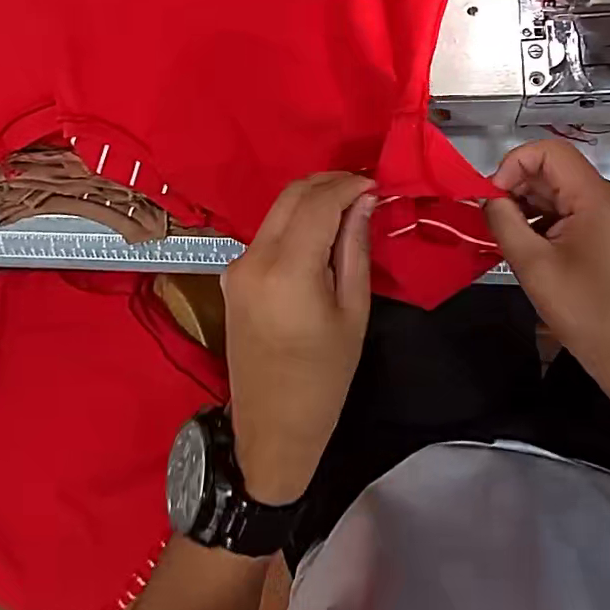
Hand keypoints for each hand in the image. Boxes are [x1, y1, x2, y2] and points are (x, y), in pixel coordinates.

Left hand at [221, 172, 375, 505]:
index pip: (318, 202)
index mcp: (287, 269)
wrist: (272, 428)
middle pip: (292, 194)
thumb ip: (354, 248)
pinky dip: (296, 220)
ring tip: (349, 206)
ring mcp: (237, 266)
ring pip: (277, 209)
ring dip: (312, 198)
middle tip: (364, 188)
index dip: (349, 185)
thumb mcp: (353, 311)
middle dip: (330, 182)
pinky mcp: (232, 276)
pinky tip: (321, 231)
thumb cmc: (324, 377)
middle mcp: (254, 258)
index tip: (376, 183)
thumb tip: (363, 201)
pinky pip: (268, 232)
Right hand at [482, 140, 609, 411]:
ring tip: (515, 241)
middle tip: (495, 221)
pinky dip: (550, 222)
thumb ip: (504, 222)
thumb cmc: (592, 317)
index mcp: (600, 198)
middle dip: (519, 190)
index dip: (513, 165)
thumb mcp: (534, 267)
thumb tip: (488, 197)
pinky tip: (536, 249)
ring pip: (563, 191)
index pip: (549, 151)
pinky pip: (576, 210)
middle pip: (556, 170)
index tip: (492, 196)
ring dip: (532, 208)